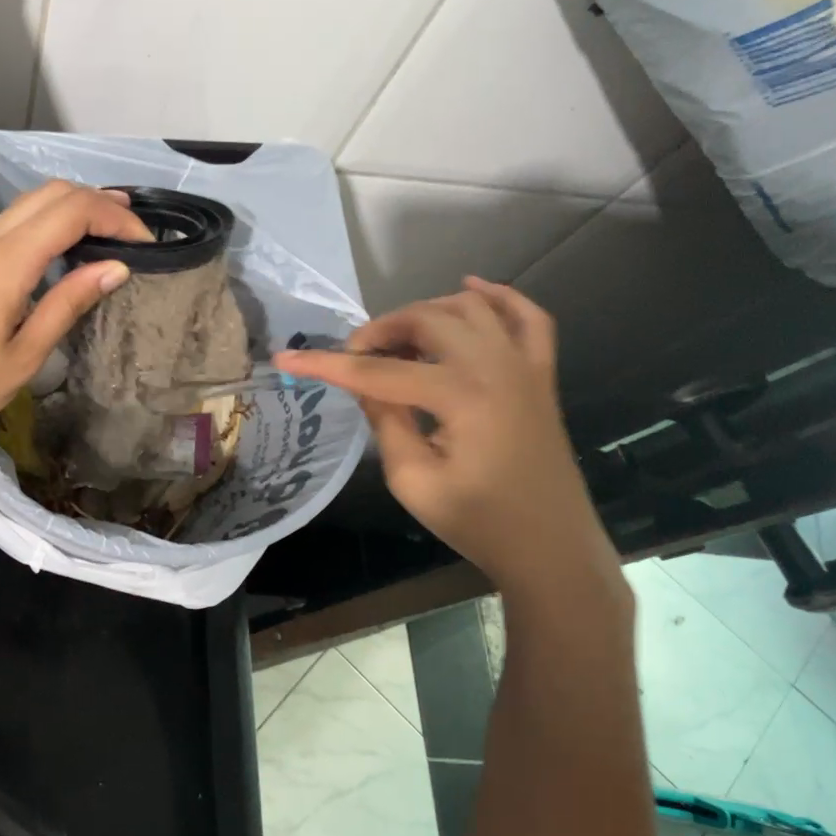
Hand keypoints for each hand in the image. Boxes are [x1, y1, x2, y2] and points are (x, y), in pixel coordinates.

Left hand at [0, 181, 150, 464]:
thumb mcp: (26, 356)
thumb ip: (68, 304)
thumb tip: (116, 268)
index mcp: (4, 264)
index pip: (70, 212)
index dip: (115, 217)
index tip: (146, 244)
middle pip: (50, 193)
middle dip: (97, 202)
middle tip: (134, 232)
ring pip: (29, 203)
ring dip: (71, 208)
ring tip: (110, 232)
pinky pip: (11, 223)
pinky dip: (46, 223)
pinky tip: (66, 249)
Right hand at [273, 277, 612, 585]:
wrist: (550, 546)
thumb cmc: (477, 521)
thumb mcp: (413, 481)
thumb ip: (386, 422)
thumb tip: (366, 385)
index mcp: (463, 397)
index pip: (379, 372)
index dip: (326, 366)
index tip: (285, 360)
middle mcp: (497, 367)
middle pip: (427, 321)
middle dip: (379, 331)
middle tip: (352, 358)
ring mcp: (525, 366)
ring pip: (470, 309)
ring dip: (425, 313)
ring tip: (395, 341)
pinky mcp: (540, 375)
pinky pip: (528, 317)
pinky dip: (499, 297)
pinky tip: (470, 290)